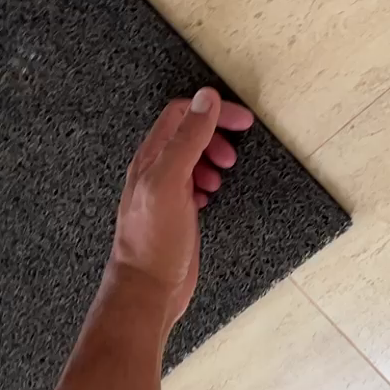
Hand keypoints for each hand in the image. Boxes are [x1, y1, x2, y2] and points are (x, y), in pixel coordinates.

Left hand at [106, 87, 254, 328]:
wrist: (148, 290)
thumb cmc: (154, 241)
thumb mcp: (171, 181)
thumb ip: (187, 139)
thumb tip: (205, 99)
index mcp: (150, 158)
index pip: (181, 114)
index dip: (212, 111)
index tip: (242, 121)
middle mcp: (154, 171)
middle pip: (187, 133)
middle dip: (216, 135)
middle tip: (234, 153)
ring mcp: (164, 192)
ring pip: (191, 158)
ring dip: (212, 157)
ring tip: (224, 174)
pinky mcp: (175, 212)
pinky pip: (193, 182)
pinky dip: (207, 180)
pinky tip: (211, 195)